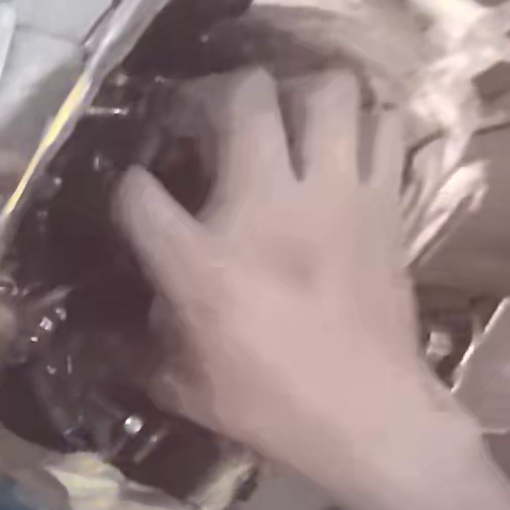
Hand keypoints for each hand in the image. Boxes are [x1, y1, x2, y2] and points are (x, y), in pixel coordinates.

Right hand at [115, 68, 471, 487]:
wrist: (366, 419)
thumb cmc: (261, 403)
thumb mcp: (173, 379)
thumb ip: (140, 331)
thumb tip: (135, 298)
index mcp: (201, 263)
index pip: (138, 193)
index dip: (123, 185)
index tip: (129, 195)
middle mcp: (268, 209)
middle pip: (241, 98)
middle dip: (207, 96)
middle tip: (198, 120)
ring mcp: (337, 197)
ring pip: (326, 90)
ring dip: (291, 94)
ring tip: (273, 121)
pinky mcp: (386, 204)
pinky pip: (383, 125)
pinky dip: (356, 121)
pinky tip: (332, 148)